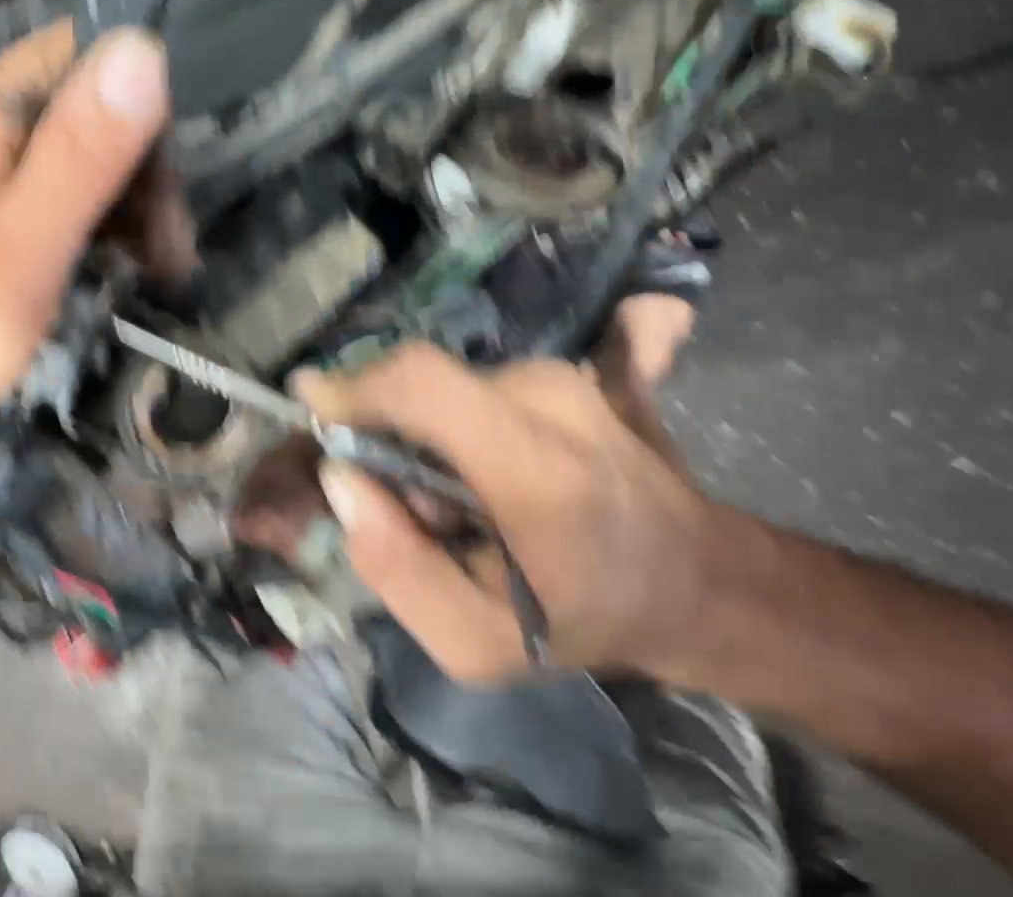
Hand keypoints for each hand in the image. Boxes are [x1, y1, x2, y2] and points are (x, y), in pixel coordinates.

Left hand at [0, 23, 169, 430]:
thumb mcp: (21, 251)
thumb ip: (78, 156)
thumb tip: (143, 48)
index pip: (90, 50)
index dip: (148, 102)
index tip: (171, 184)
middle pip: (91, 101)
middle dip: (143, 168)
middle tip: (171, 252)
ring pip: (80, 143)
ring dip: (128, 199)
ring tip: (156, 269)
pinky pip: (54, 178)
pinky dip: (94, 215)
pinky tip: (117, 262)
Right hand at [294, 345, 723, 680]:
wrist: (703, 582)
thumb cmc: (586, 618)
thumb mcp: (474, 641)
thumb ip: (393, 566)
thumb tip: (342, 479)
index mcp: (537, 469)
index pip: (421, 384)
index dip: (352, 386)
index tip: (309, 406)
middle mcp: (554, 401)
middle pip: (418, 386)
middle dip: (385, 437)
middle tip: (410, 506)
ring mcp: (568, 378)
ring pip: (441, 389)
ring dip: (422, 439)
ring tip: (457, 502)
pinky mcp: (569, 371)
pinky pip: (472, 388)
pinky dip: (452, 427)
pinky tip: (483, 476)